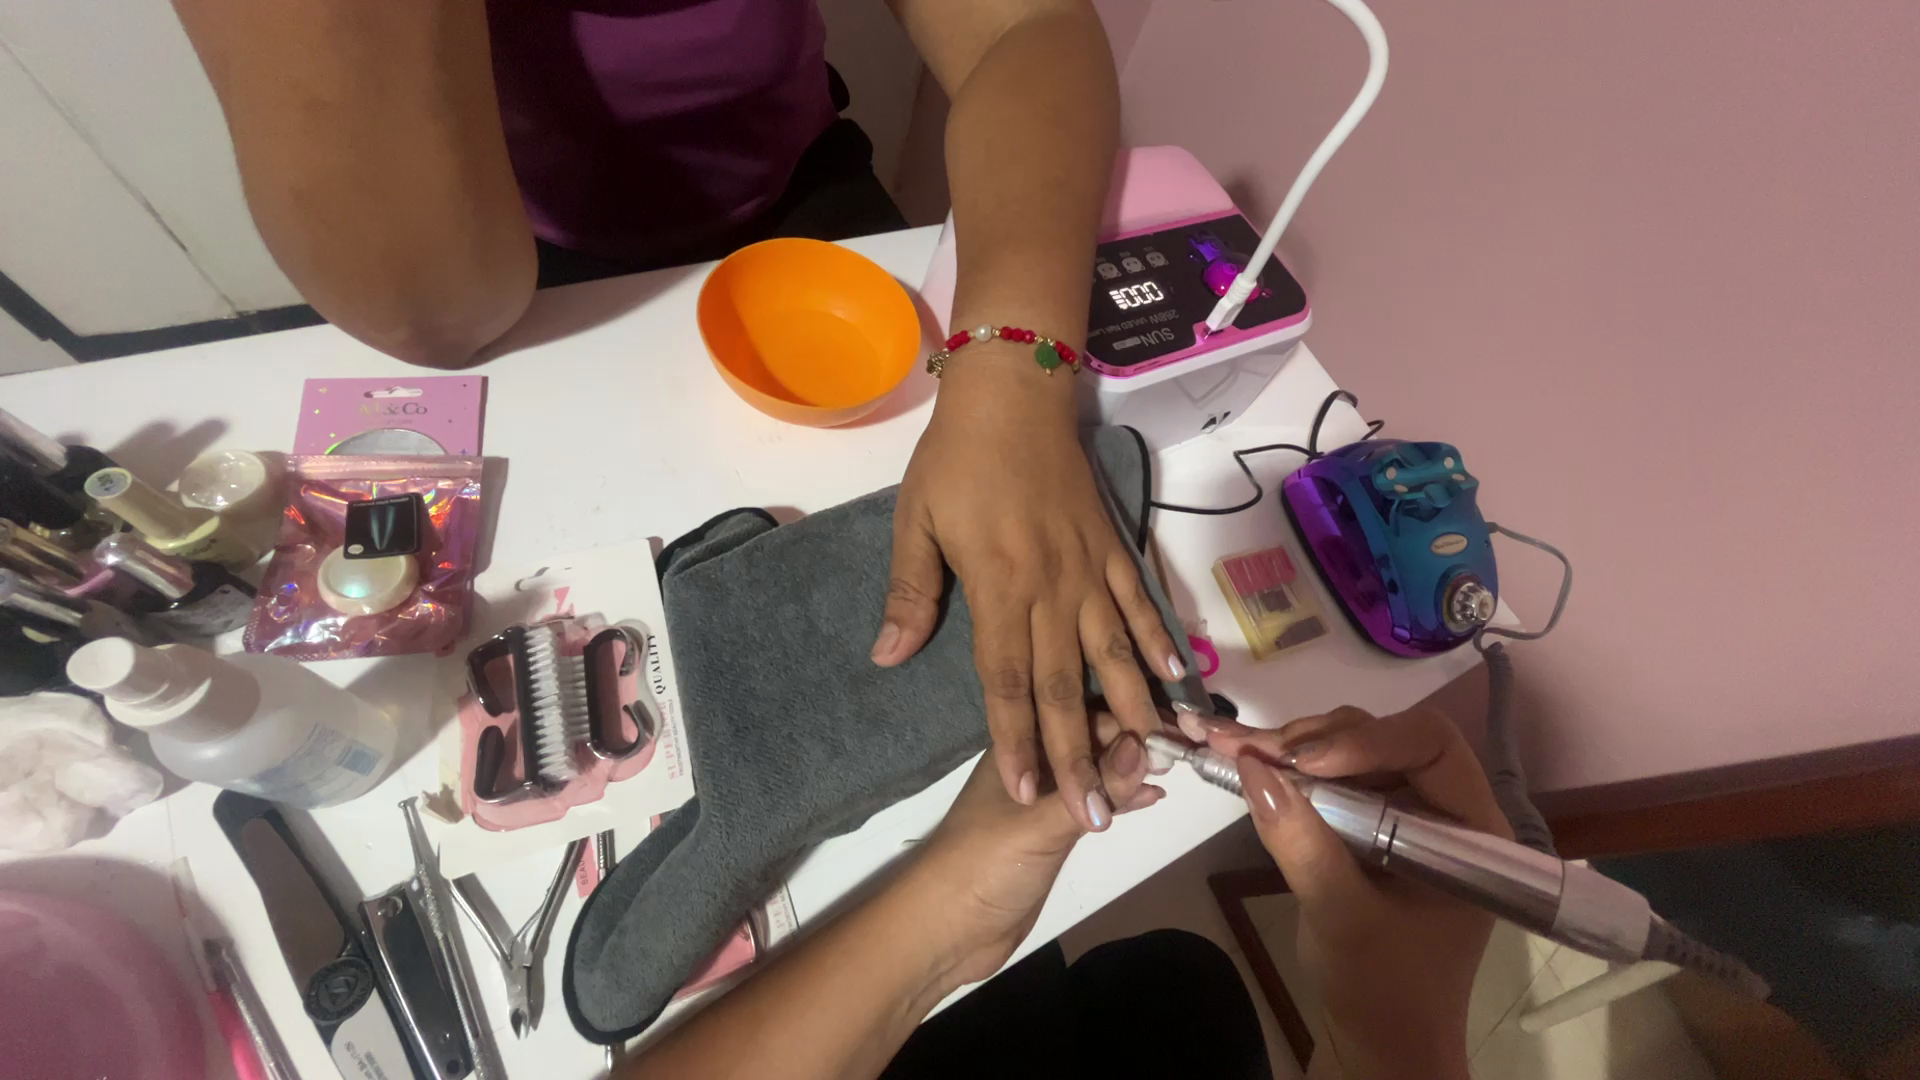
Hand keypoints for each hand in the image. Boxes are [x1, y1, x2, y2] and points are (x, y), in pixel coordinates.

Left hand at [875, 348, 1180, 832]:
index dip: (1016, 741)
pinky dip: (1157, 642)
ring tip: (1155, 762)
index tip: (1028, 794)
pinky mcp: (1113, 547)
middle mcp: (1052, 590)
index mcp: (999, 588)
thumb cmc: (955, 460)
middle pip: (1065, 685)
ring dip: (1133, 712)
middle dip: (1077, 753)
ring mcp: (1090, 570)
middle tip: (1095, 813)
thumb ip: (910, 593)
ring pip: (1115, 654)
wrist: (1013, 396)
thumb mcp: (916, 522)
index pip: (1007, 681)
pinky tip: (1174, 678)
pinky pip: (1139, 603)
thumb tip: (889, 659)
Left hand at [897, 715, 1161, 991]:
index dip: (1121, 712)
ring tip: (1177, 768)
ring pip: (1093, 770)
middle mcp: (1032, 760)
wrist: (946, 929)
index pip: (1075, 711)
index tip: (1169, 717)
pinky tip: (1153, 796)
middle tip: (1185, 743)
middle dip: (1132, 739)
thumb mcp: (1041, 822)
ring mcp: (1043, 796)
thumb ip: (1093, 786)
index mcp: (1018, 743)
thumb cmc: (983, 863)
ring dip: (1130, 769)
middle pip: (1088, 737)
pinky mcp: (1052, 830)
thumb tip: (1146, 744)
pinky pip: (1093, 803)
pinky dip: (1120, 799)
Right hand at [1197, 705, 1505, 1079]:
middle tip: (1254, 754)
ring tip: (1237, 752)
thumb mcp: (1341, 916)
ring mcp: (1398, 809)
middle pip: (1379, 735)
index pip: (1430, 746)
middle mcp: (1438, 806)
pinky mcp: (1362, 817)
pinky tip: (1240, 756)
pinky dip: (1280, 763)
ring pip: (1344, 745)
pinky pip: (1322, 771)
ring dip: (1289, 746)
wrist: (1377, 1037)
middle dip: (1314, 740)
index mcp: (1468, 829)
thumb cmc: (1382, 990)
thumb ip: (1302, 841)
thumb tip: (1250, 767)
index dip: (1368, 741)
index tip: (1306, 764)